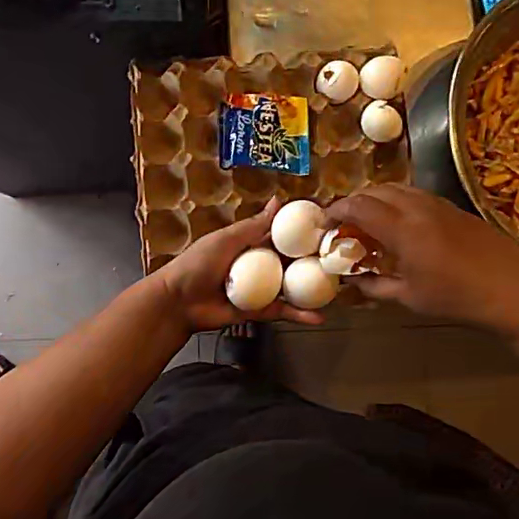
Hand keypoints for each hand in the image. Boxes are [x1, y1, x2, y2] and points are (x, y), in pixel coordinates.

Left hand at [151, 199, 326, 331]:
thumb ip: (254, 225)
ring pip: (292, 288)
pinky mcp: (259, 311)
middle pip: (291, 263)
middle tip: (339, 261)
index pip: (282, 238)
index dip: (302, 234)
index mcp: (251, 245)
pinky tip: (318, 317)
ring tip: (336, 289)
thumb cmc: (198, 263)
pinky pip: (283, 311)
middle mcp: (259, 266)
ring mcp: (261, 290)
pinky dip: (300, 315)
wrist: (179, 301)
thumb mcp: (227, 239)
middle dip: (313, 262)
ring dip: (312, 289)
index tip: (326, 229)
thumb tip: (279, 201)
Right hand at [326, 184, 518, 334]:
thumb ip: (378, 286)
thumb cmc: (460, 299)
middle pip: (376, 191)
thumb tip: (355, 282)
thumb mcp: (412, 299)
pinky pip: (416, 195)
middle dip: (354, 202)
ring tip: (370, 221)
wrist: (518, 290)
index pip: (359, 206)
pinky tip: (401, 225)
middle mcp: (418, 208)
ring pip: (398, 189)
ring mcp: (439, 205)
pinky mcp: (455, 209)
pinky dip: (398, 202)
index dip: (336, 210)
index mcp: (403, 229)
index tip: (324, 222)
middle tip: (344, 223)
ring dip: (377, 199)